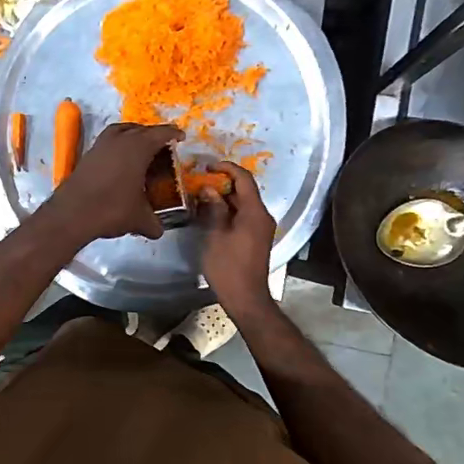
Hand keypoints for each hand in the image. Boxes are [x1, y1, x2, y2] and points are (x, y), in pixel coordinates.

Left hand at [36, 121, 182, 243]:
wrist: (72, 213)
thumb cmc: (112, 209)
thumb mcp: (138, 219)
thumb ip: (153, 223)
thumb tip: (157, 231)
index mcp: (138, 147)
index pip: (161, 133)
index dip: (173, 133)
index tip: (180, 137)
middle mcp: (120, 139)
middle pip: (141, 129)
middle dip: (153, 135)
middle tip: (162, 147)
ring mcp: (101, 144)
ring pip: (121, 130)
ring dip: (133, 135)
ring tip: (141, 149)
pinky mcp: (87, 154)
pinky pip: (108, 141)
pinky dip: (118, 145)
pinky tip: (121, 161)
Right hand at [197, 162, 275, 314]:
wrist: (246, 297)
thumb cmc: (228, 266)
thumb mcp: (216, 235)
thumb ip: (215, 208)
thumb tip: (210, 189)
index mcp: (255, 212)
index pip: (244, 179)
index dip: (227, 168)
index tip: (207, 166)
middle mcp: (262, 216)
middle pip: (245, 190)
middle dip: (223, 182)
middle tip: (200, 181)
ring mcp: (261, 227)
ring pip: (244, 203)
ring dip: (225, 197)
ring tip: (202, 196)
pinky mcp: (256, 237)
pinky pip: (244, 215)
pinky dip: (229, 209)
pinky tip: (211, 213)